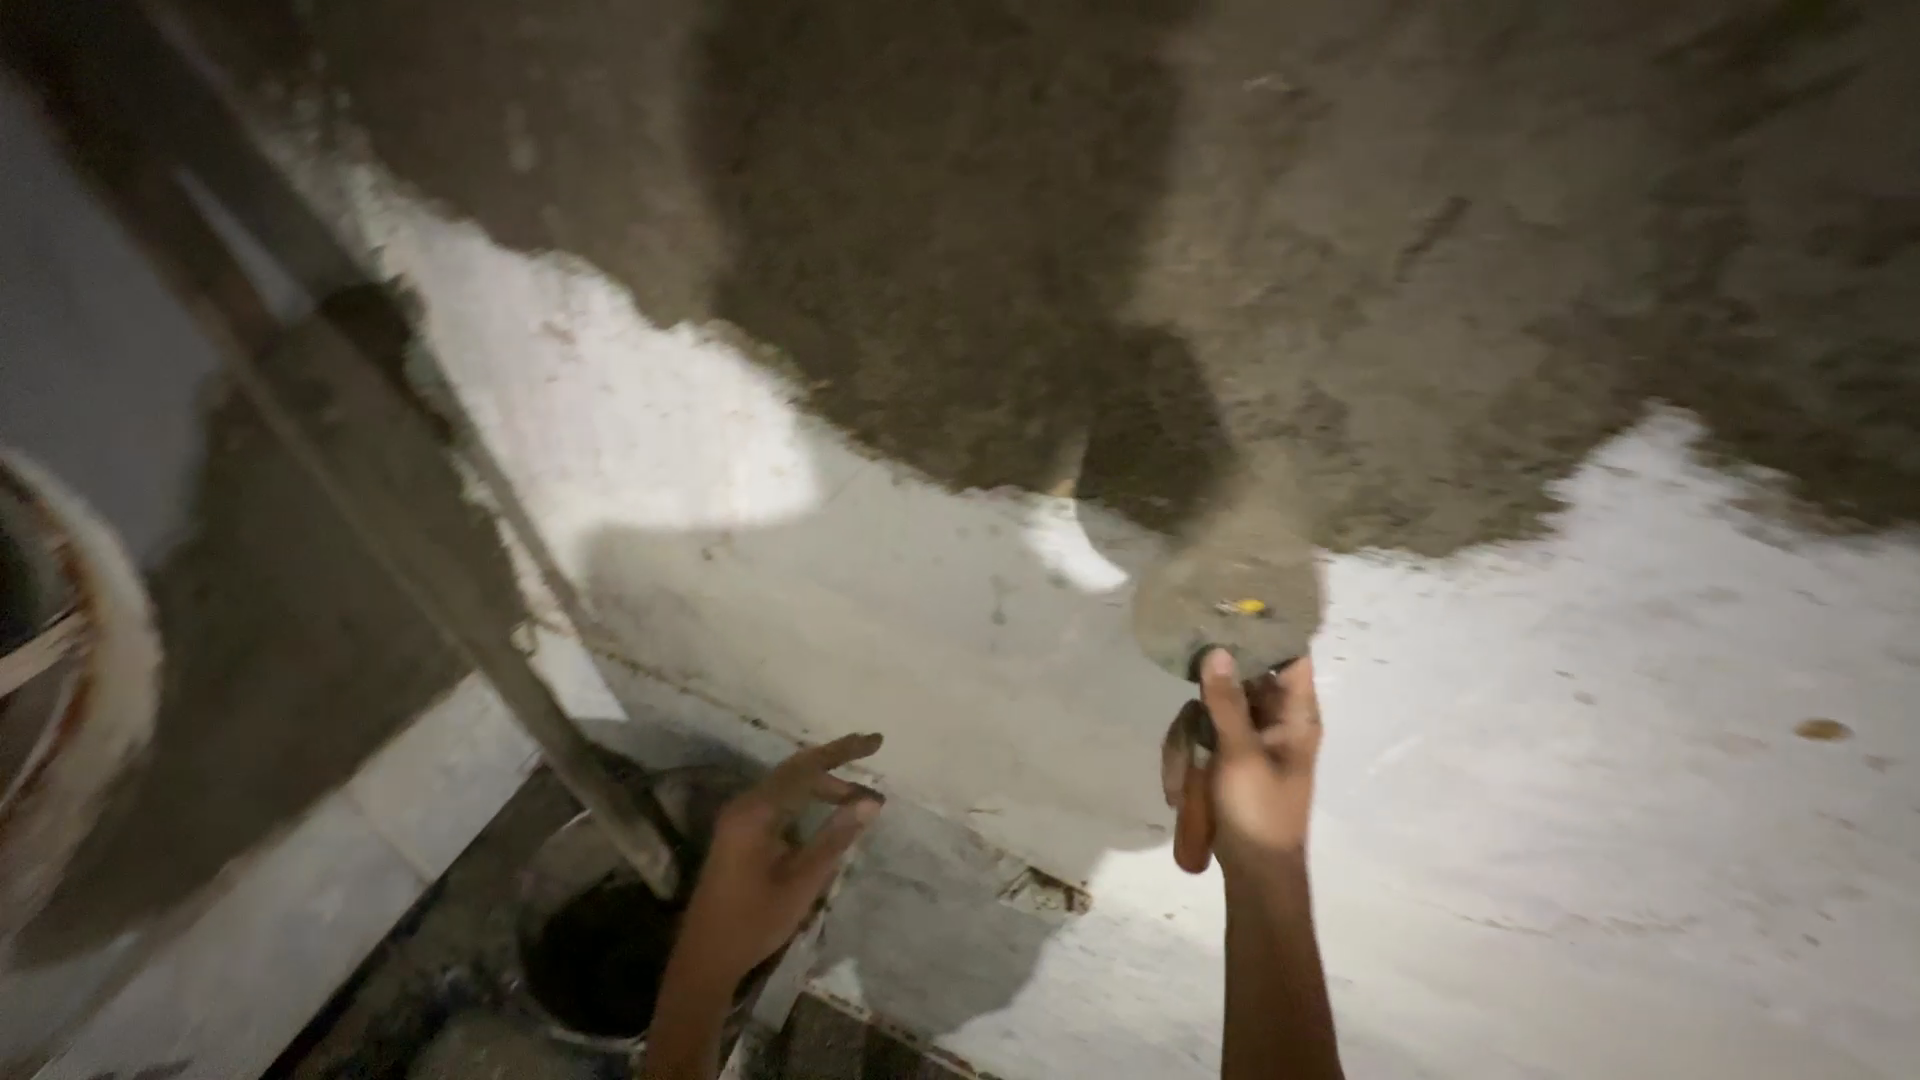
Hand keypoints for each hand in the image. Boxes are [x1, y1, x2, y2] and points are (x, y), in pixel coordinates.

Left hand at [671, 734, 885, 987]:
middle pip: (796, 769)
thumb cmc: (755, 922)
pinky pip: (780, 799)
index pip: (806, 767)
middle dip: (835, 760)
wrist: (706, 959)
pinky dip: (808, 796)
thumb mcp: (803, 881)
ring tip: (860, 798)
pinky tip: (829, 807)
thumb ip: (836, 837)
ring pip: (788, 784)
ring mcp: (740, 817)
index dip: (843, 751)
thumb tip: (872, 801)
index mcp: (757, 811)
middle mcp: (746, 804)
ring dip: (824, 784)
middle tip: (871, 753)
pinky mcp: (740, 832)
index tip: (876, 742)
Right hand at [1162, 650, 1322, 876]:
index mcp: (1295, 715)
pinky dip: (1185, 760)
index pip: (1290, 656)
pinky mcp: (1223, 755)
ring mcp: (1244, 737)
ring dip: (1188, 743)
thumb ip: (1226, 701)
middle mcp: (1272, 718)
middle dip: (1205, 703)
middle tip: (1191, 717)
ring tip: (1185, 779)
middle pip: (1235, 679)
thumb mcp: (1240, 754)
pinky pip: (1196, 737)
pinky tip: (1181, 789)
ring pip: (1206, 710)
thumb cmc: (1260, 811)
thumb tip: (1217, 650)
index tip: (1228, 613)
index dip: (1267, 632)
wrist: (1254, 873)